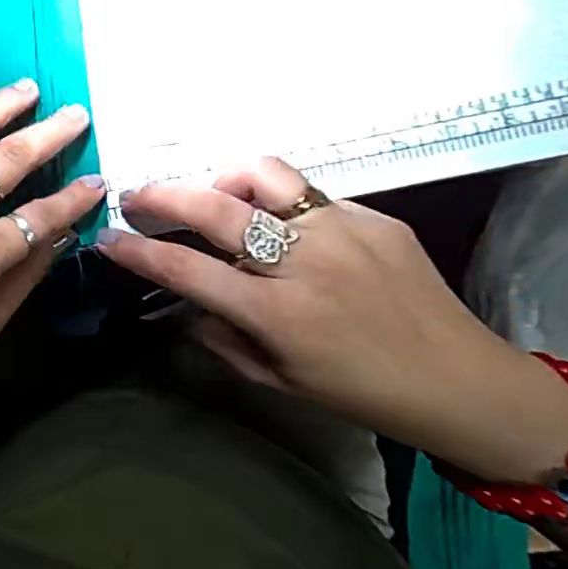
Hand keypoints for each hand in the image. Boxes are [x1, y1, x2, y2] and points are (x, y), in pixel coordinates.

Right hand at [98, 158, 567, 482]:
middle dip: (163, 196)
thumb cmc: (361, 392)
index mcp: (277, 314)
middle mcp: (305, 261)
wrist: (459, 379)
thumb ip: (223, 339)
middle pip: (216, 207)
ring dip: (225, 179)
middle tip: (137, 195)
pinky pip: (311, 197)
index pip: (188, 270)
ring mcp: (343, 229)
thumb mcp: (279, 380)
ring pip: (266, 175)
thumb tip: (188, 304)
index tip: (108, 238)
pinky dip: (281, 206)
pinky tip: (287, 229)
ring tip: (215, 194)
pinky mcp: (375, 216)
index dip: (138, 251)